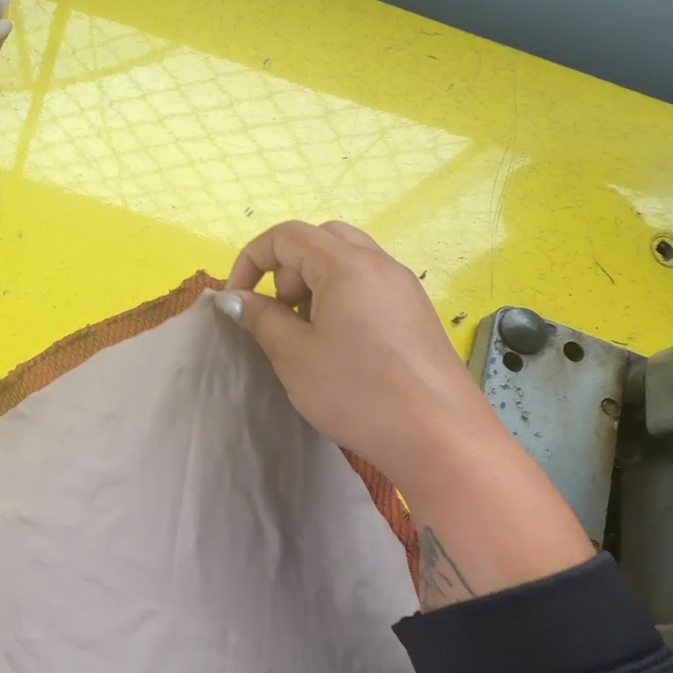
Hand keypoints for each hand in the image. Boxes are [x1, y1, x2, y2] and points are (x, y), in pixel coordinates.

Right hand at [219, 220, 500, 496]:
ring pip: (345, 262)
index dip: (251, 260)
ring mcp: (402, 288)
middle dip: (284, 268)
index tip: (236, 301)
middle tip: (276, 312)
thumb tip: (234, 298)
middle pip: (320, 240)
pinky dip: (338, 299)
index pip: (287, 236)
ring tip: (302, 333)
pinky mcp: (413, 313)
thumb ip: (260, 317)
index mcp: (348, 265)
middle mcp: (380, 265)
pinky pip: (366, 286)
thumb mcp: (293, 354)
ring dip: (310, 285)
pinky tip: (334, 345)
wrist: (439, 436)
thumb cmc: (357, 391)